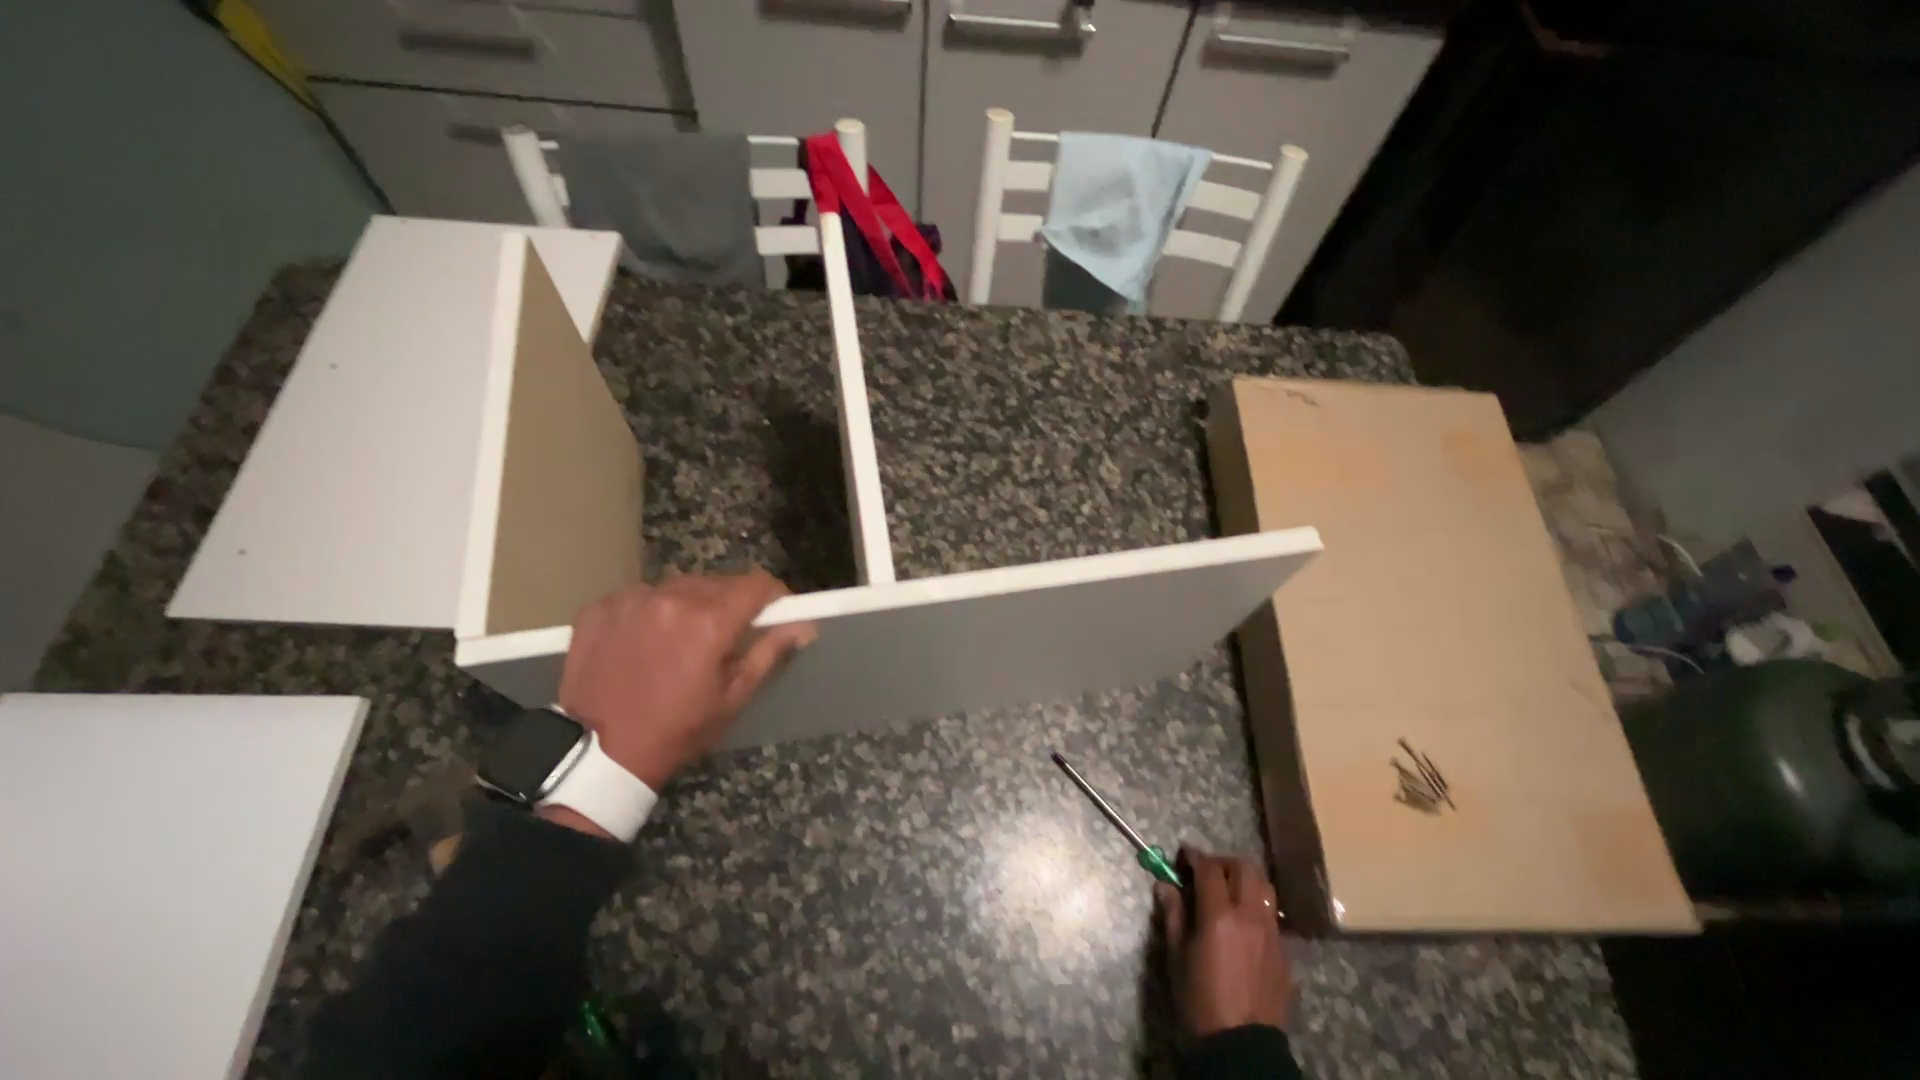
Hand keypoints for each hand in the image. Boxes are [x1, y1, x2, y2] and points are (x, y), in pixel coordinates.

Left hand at [556, 571, 815, 789]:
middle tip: (724, 637)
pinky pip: (638, 597)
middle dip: (729, 603)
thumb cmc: (677, 731)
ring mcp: (630, 599)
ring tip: (680, 640)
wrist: (600, 754)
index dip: (772, 596)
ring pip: (677, 587)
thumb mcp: (732, 697)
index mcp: (710, 621)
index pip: (757, 584)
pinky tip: (642, 643)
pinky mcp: (599, 608)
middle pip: (717, 582)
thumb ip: (769, 652)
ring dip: (688, 605)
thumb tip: (804, 624)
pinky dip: (649, 612)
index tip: (773, 613)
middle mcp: (671, 598)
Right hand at [1156, 848, 1290, 1036]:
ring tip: (1228, 891)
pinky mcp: (1284, 949)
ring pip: (1265, 887)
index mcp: (1219, 915)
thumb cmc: (1199, 1000)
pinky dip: (1256, 904)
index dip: (1194, 856)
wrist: (1241, 1044)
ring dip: (1245, 879)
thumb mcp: (1177, 957)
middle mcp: (1250, 915)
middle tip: (1206, 871)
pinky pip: (1272, 913)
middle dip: (1222, 862)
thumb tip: (1165, 885)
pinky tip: (1243, 922)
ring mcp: (1272, 931)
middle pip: (1244, 867)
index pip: (1209, 868)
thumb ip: (1173, 915)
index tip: (1182, 855)